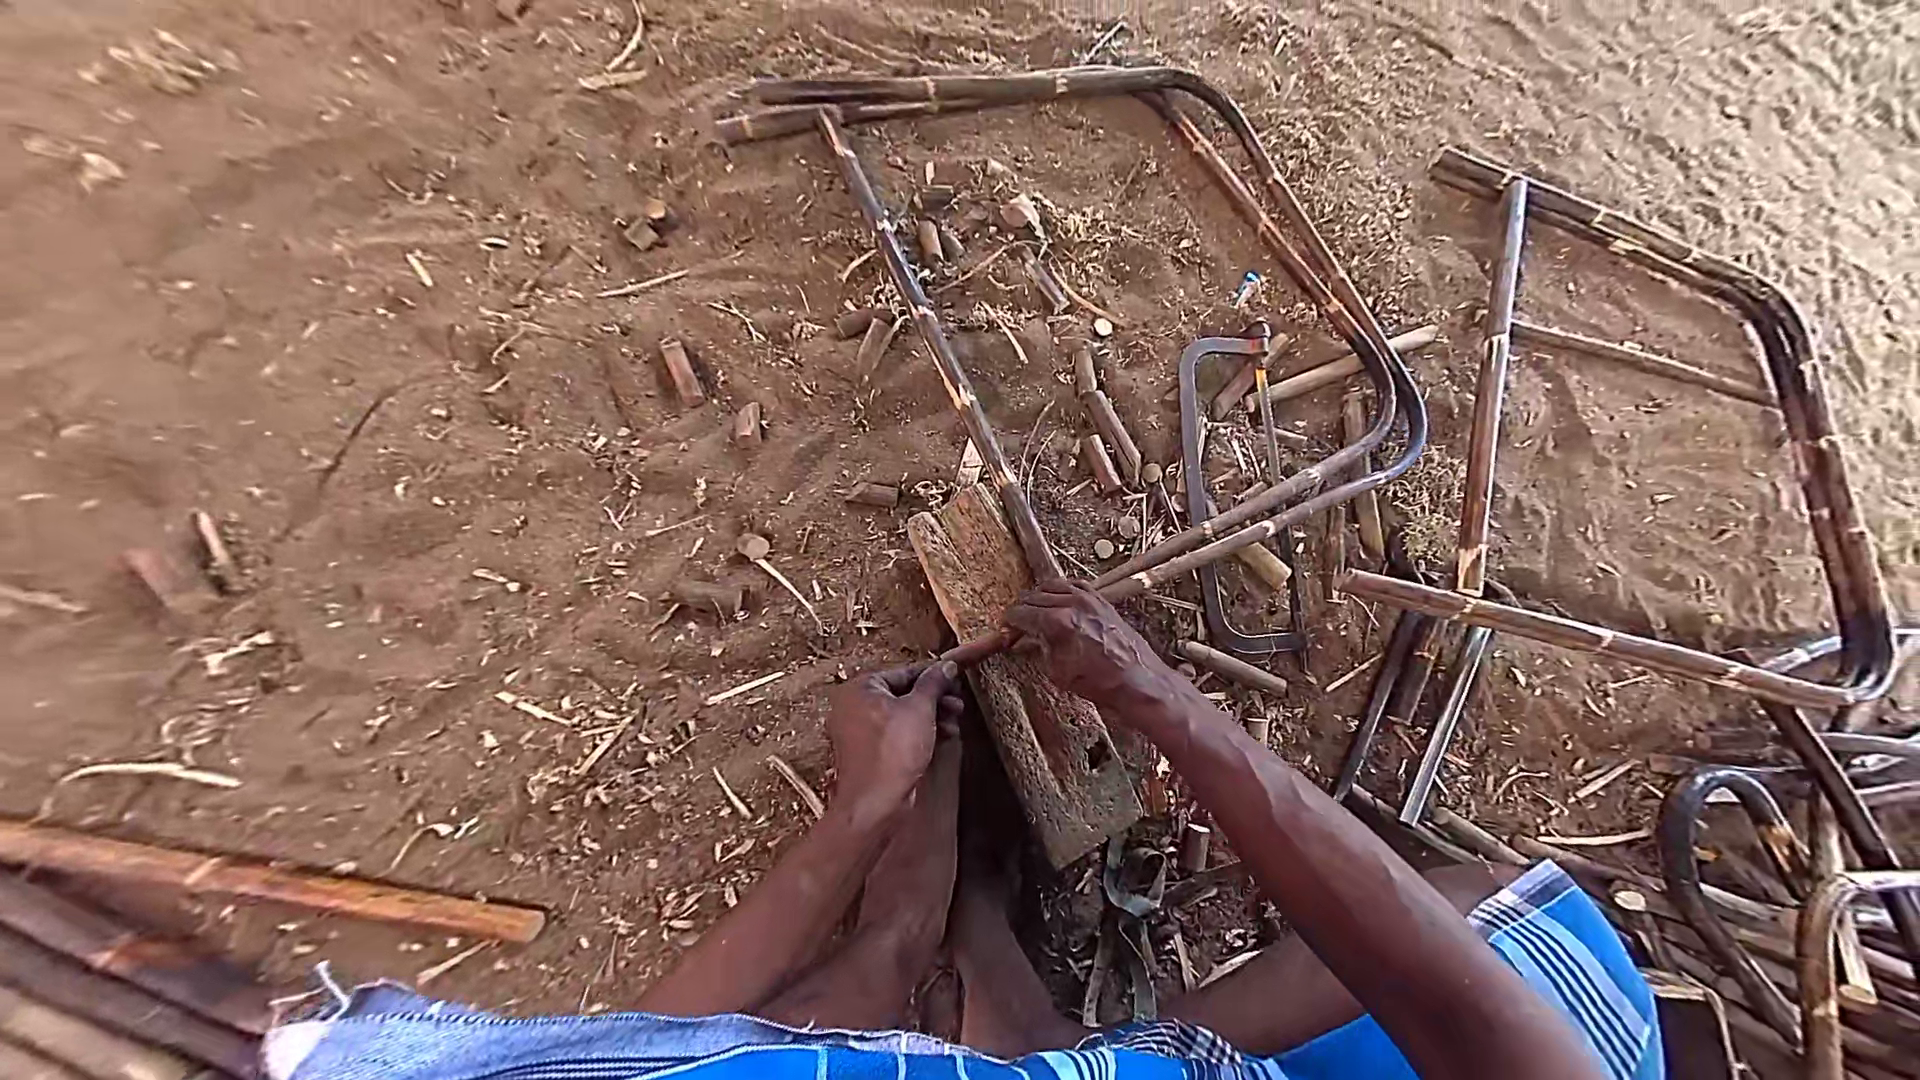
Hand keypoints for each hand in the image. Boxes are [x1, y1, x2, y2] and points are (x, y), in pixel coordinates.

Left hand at [827, 662, 962, 816]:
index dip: (933, 676)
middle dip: (934, 699)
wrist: (875, 804)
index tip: (953, 678)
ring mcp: (860, 731)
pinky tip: (942, 736)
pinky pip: (897, 733)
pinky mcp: (869, 752)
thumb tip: (945, 667)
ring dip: (931, 716)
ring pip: (902, 715)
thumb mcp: (920, 709)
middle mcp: (855, 707)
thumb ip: (933, 683)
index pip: (904, 672)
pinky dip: (918, 732)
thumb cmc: (891, 753)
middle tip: (957, 703)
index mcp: (861, 689)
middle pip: (903, 693)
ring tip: (954, 721)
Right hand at [1003, 579, 1184, 715]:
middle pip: (1032, 597)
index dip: (1009, 622)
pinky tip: (1056, 599)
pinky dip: (1060, 590)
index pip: (1021, 613)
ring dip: (1038, 597)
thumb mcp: (1057, 671)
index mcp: (1057, 622)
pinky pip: (1073, 584)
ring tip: (1033, 610)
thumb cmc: (1101, 681)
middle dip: (1021, 610)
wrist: (1136, 680)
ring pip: (1051, 586)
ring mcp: (1088, 599)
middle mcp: (1072, 604)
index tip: (1006, 628)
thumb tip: (1023, 641)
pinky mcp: (1100, 600)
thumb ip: (1037, 648)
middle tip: (1016, 623)